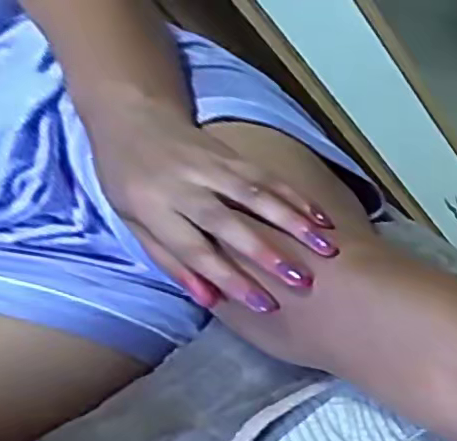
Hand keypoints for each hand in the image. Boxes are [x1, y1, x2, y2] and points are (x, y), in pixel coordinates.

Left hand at [84, 97, 339, 312]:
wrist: (128, 116)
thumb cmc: (135, 182)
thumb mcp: (135, 222)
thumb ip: (173, 262)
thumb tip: (210, 300)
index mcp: (149, 207)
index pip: (192, 249)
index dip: (230, 279)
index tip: (266, 306)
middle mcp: (177, 184)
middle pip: (224, 220)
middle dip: (266, 251)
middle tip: (302, 280)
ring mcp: (205, 165)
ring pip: (254, 195)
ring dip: (295, 223)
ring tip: (328, 249)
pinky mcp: (229, 153)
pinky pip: (268, 176)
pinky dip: (300, 199)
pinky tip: (325, 221)